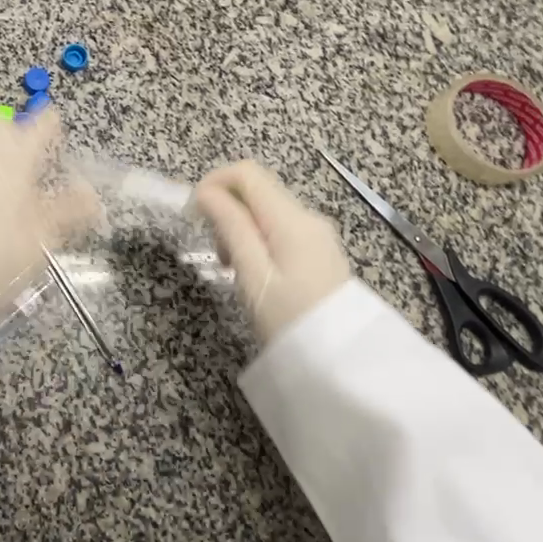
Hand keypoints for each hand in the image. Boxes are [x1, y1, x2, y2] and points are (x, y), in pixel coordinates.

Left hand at [0, 110, 99, 334]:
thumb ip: (68, 211)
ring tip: (3, 189)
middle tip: (29, 160)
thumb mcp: (40, 240)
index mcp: (13, 159)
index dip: (50, 126)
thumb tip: (91, 193)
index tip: (56, 129)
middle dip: (15, 135)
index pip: (38, 126)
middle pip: (0, 128)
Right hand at [194, 161, 350, 344]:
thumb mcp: (253, 275)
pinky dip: (257, 240)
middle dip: (226, 209)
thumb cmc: (292, 321)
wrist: (348, 368)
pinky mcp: (321, 252)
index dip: (213, 183)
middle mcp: (308, 217)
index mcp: (291, 219)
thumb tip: (206, 192)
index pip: (246, 173)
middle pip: (256, 190)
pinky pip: (280, 229)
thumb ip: (231, 227)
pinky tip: (253, 273)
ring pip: (266, 211)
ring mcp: (318, 235)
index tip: (194, 214)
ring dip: (239, 227)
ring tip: (232, 267)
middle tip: (215, 251)